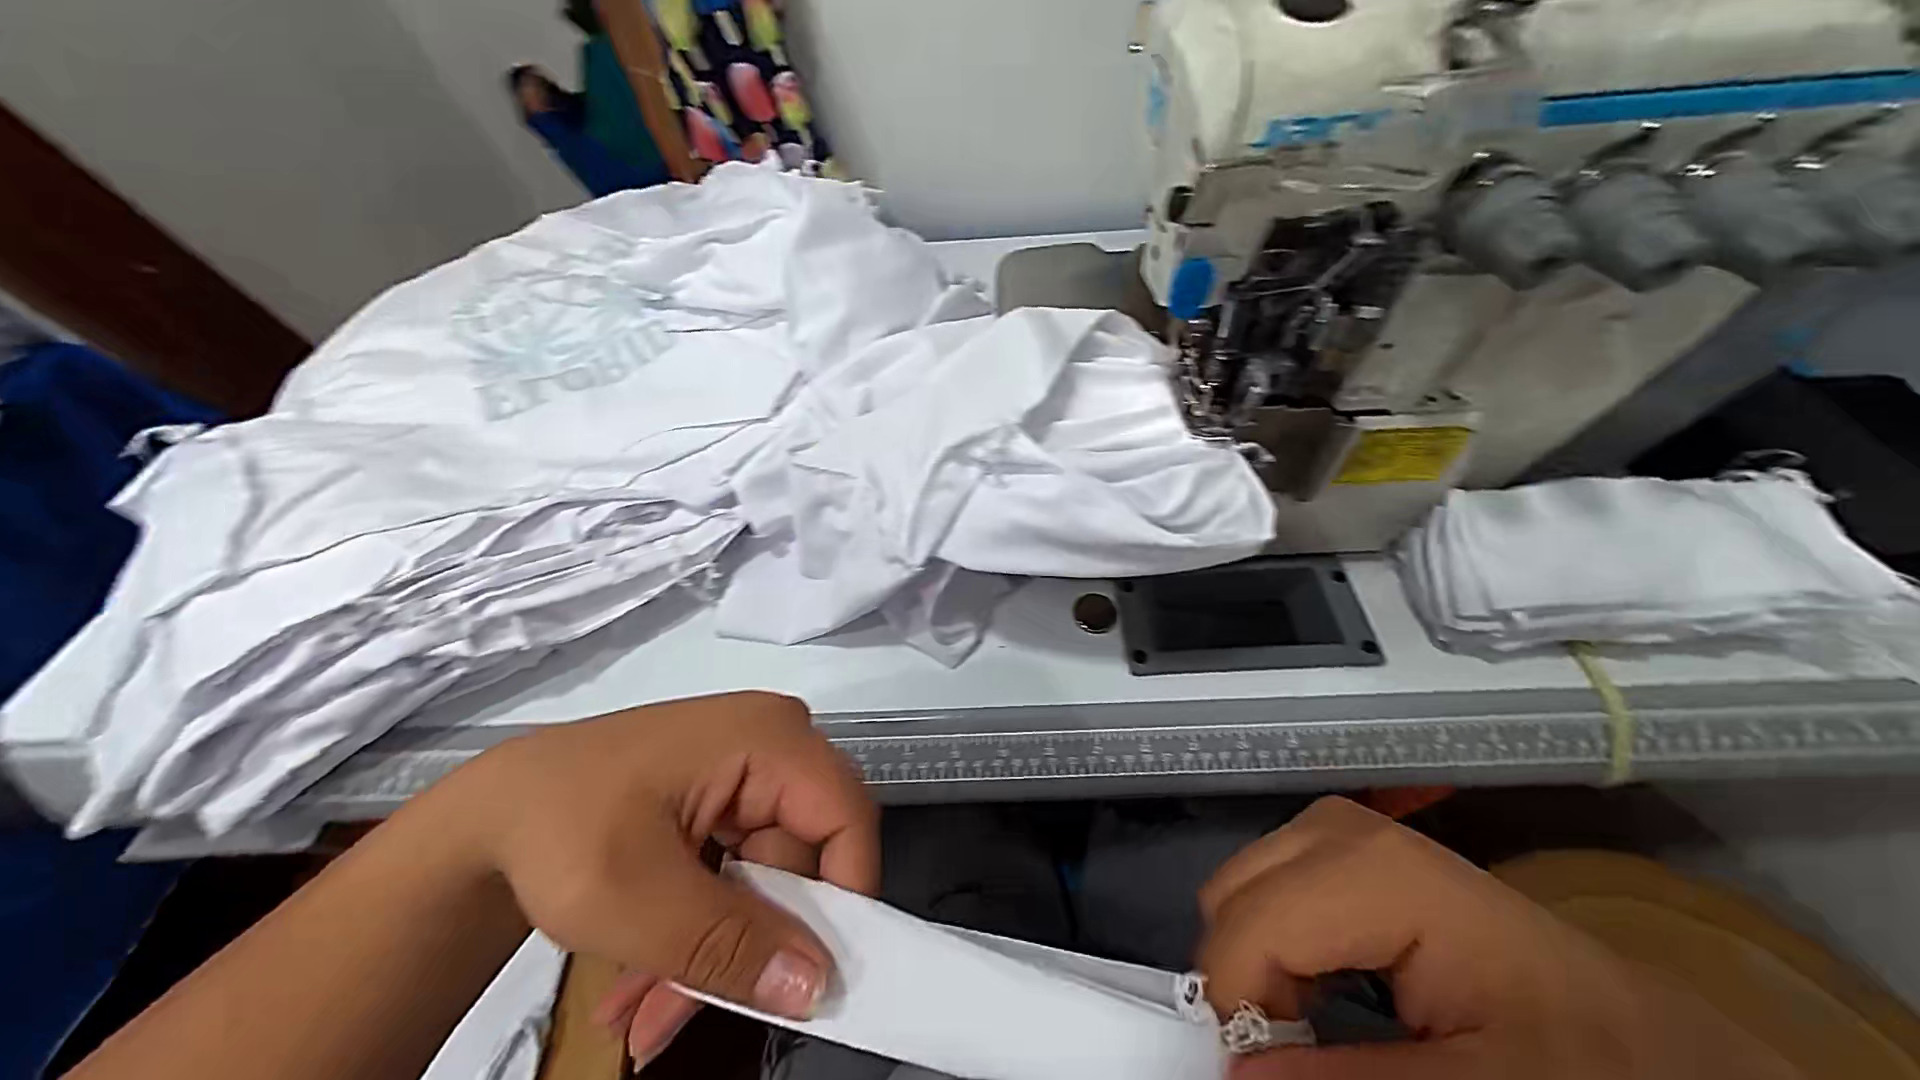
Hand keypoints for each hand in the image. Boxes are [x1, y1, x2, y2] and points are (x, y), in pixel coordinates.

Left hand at [427, 691, 877, 1066]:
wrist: (493, 810)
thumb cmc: (556, 829)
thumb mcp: (634, 900)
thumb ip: (731, 945)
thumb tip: (815, 986)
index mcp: (769, 738)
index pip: (846, 817)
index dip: (844, 900)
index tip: (808, 981)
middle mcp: (774, 742)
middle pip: (807, 854)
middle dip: (757, 943)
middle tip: (689, 1014)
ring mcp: (752, 768)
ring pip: (772, 874)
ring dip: (721, 948)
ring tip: (647, 1012)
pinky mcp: (730, 794)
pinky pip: (744, 867)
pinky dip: (708, 925)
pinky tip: (652, 974)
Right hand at [1196, 797, 1799, 1079]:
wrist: (1651, 1041)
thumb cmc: (1583, 1063)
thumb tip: (1229, 1075)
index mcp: (1374, 873)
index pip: (1249, 925)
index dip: (1236, 1005)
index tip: (1257, 1069)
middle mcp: (1342, 830)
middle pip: (1232, 896)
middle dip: (1241, 977)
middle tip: (1284, 1050)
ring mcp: (1343, 832)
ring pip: (1240, 889)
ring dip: (1254, 961)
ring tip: (1303, 1025)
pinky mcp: (1349, 848)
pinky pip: (1269, 886)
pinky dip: (1273, 943)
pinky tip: (1316, 988)